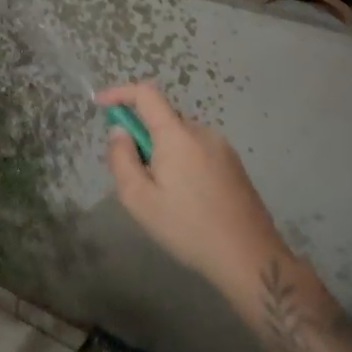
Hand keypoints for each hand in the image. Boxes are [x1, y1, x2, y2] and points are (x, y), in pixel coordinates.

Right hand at [95, 81, 285, 296]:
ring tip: (160, 194)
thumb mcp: (139, 199)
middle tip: (132, 175)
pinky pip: (197, 150)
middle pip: (163, 118)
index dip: (120, 93)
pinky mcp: (234, 165)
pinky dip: (181, 161)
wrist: (250, 258)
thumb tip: (119, 132)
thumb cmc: (188, 228)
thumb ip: (122, 159)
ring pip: (180, 136)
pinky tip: (184, 199)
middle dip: (141, 135)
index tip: (101, 104)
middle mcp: (203, 133)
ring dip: (162, 151)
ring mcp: (223, 148)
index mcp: (178, 136)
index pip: (146, 94)